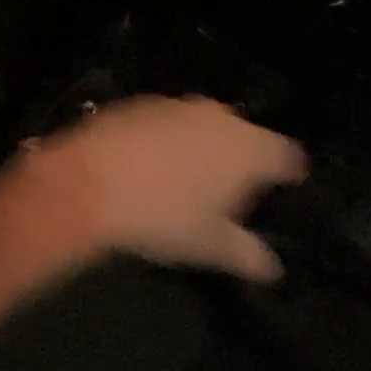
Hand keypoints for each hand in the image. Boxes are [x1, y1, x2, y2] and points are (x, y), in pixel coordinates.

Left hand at [20, 96, 307, 282]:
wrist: (82, 182)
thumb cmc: (160, 216)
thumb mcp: (209, 246)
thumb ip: (247, 254)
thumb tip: (270, 267)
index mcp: (251, 147)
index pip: (287, 157)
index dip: (284, 177)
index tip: (273, 195)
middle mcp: (218, 115)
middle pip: (243, 135)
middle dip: (237, 159)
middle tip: (222, 193)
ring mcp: (172, 105)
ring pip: (200, 125)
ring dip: (196, 146)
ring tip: (179, 181)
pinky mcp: (132, 104)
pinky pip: (160, 122)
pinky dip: (159, 140)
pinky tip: (141, 165)